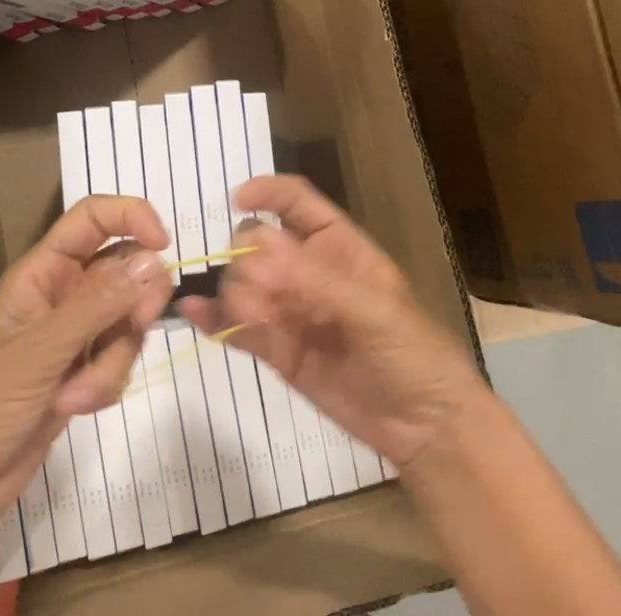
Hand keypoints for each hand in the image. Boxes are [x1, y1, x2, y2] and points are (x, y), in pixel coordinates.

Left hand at [0, 196, 174, 541]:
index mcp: (41, 273)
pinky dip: (107, 383)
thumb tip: (155, 261)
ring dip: (113, 360)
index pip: (93, 219)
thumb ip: (98, 306)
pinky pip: (120, 361)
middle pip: (125, 270)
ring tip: (77, 394)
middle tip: (135, 326)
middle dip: (137, 301)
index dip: (130, 216)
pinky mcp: (84, 373)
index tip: (163, 244)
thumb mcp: (39, 351)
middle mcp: (63, 295)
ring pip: (128, 322)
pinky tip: (77, 407)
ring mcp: (75, 336)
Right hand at [178, 174, 487, 471]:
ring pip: (244, 285)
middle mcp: (309, 272)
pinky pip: (239, 327)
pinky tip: (194, 313)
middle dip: (247, 256)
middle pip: (259, 243)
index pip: (297, 202)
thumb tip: (256, 246)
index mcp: (340, 247)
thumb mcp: (375, 311)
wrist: (426, 427)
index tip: (237, 198)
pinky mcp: (279, 351)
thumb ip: (316, 280)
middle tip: (256, 287)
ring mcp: (291, 312)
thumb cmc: (414, 354)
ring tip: (248, 317)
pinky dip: (215, 319)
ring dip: (233, 292)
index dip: (268, 192)